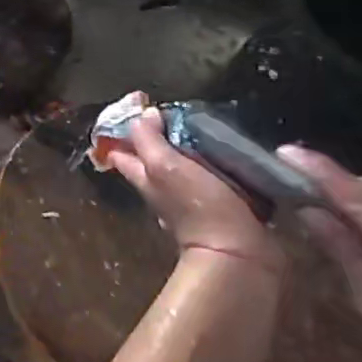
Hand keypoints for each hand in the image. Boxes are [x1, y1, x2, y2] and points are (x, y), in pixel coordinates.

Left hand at [111, 111, 281, 272]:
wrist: (241, 255)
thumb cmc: (197, 206)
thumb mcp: (163, 166)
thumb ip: (148, 139)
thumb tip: (145, 113)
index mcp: (141, 175)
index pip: (120, 148)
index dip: (124, 128)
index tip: (141, 105)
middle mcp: (160, 185)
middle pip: (152, 155)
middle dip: (161, 135)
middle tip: (181, 113)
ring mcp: (190, 198)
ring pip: (184, 166)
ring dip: (192, 148)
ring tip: (209, 125)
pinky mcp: (221, 207)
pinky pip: (214, 179)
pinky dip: (218, 165)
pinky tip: (233, 150)